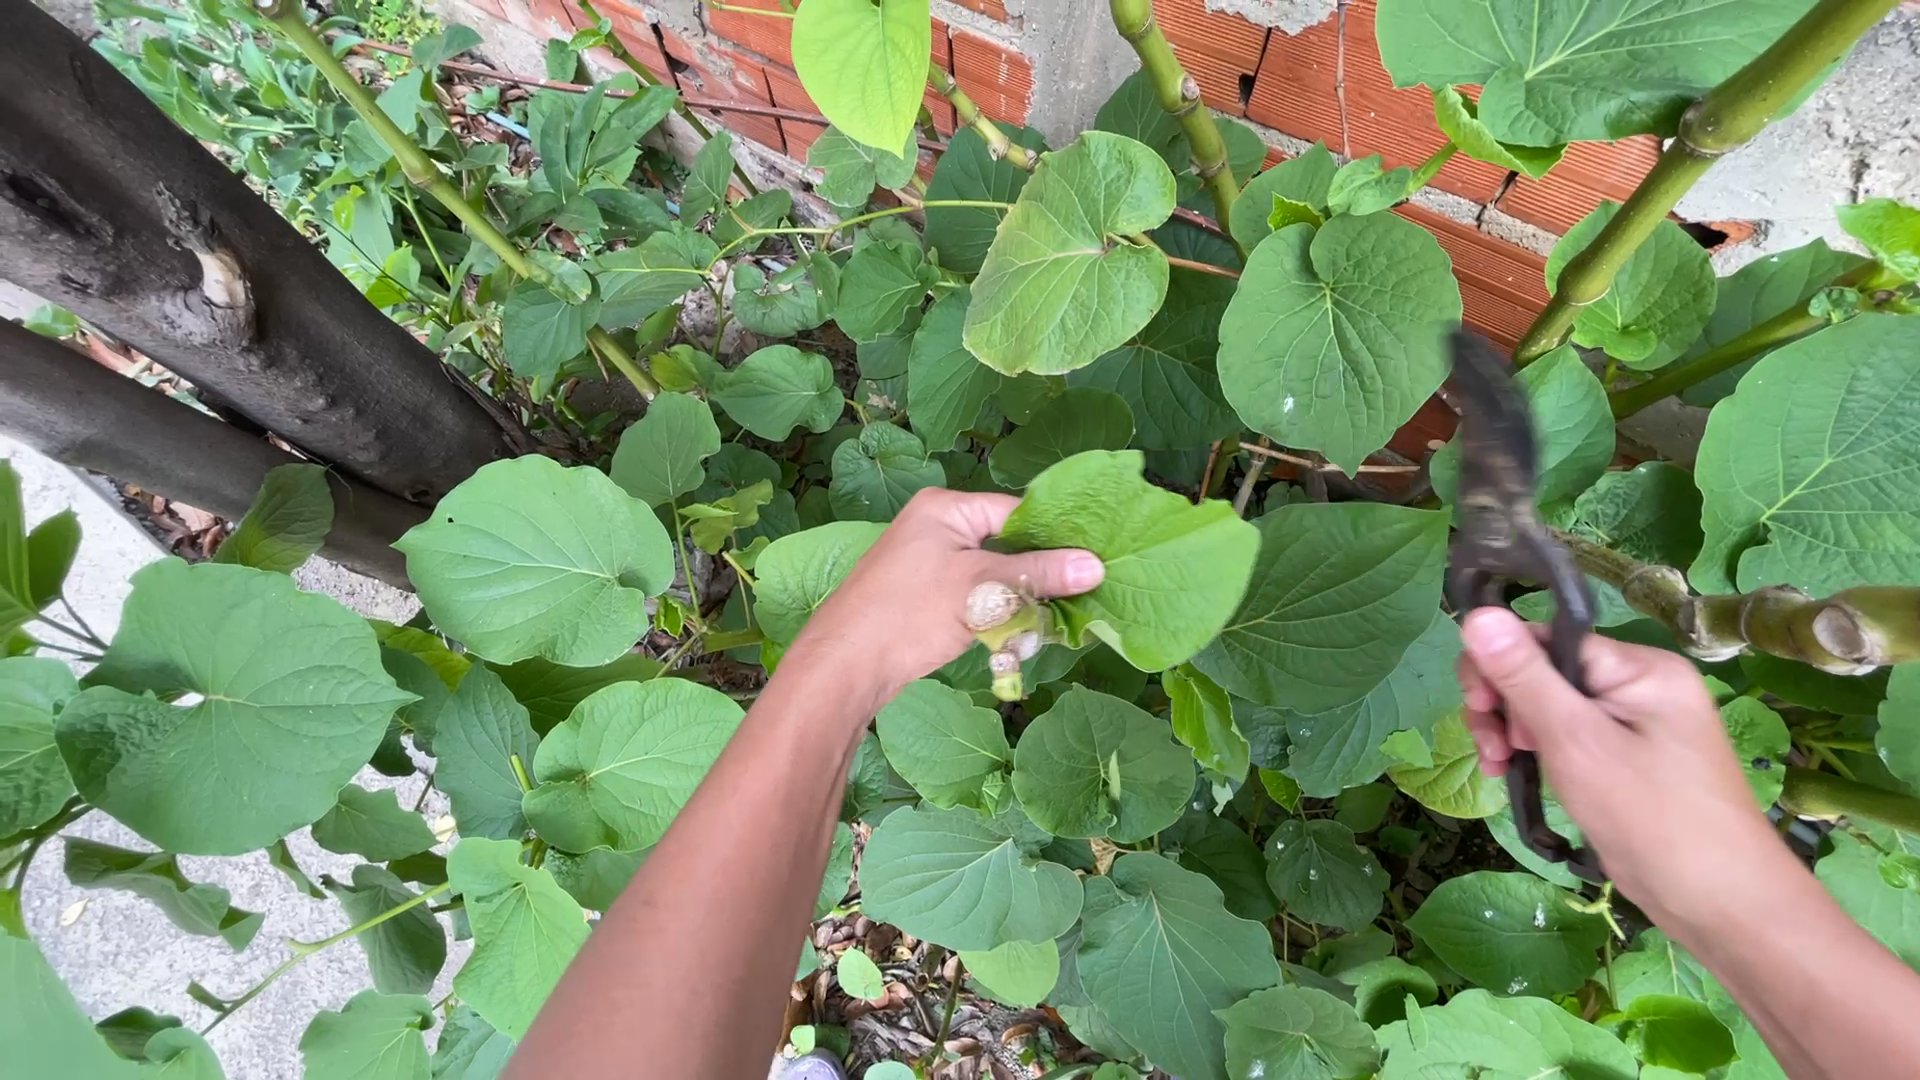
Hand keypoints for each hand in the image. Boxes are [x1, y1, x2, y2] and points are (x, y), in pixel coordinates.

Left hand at [784, 488, 1104, 714]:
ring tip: (1047, 625)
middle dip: (1037, 576)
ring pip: (994, 577)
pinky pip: (976, 598)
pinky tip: (1016, 638)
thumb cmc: (911, 613)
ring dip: (1019, 602)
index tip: (1094, 561)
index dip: (1055, 537)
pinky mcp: (928, 596)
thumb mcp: (981, 589)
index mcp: (946, 508)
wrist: (846, 665)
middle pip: (1007, 545)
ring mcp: (931, 564)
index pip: (1017, 513)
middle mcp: (938, 528)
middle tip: (1077, 598)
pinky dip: (996, 616)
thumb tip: (1096, 565)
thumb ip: (1038, 575)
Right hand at [1457, 608, 1797, 930]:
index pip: (1541, 639)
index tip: (1480, 708)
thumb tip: (1478, 614)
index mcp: (1637, 667)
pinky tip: (1510, 770)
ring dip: (1506, 729)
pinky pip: (1554, 729)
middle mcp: (1634, 682)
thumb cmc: (1649, 814)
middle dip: (1499, 704)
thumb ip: (1522, 674)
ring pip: (1537, 701)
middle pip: (1534, 668)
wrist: (1720, 905)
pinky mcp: (1616, 751)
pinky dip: (1526, 747)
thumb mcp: (1573, 738)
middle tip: (1493, 746)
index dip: (1498, 666)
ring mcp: (1626, 718)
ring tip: (1498, 764)